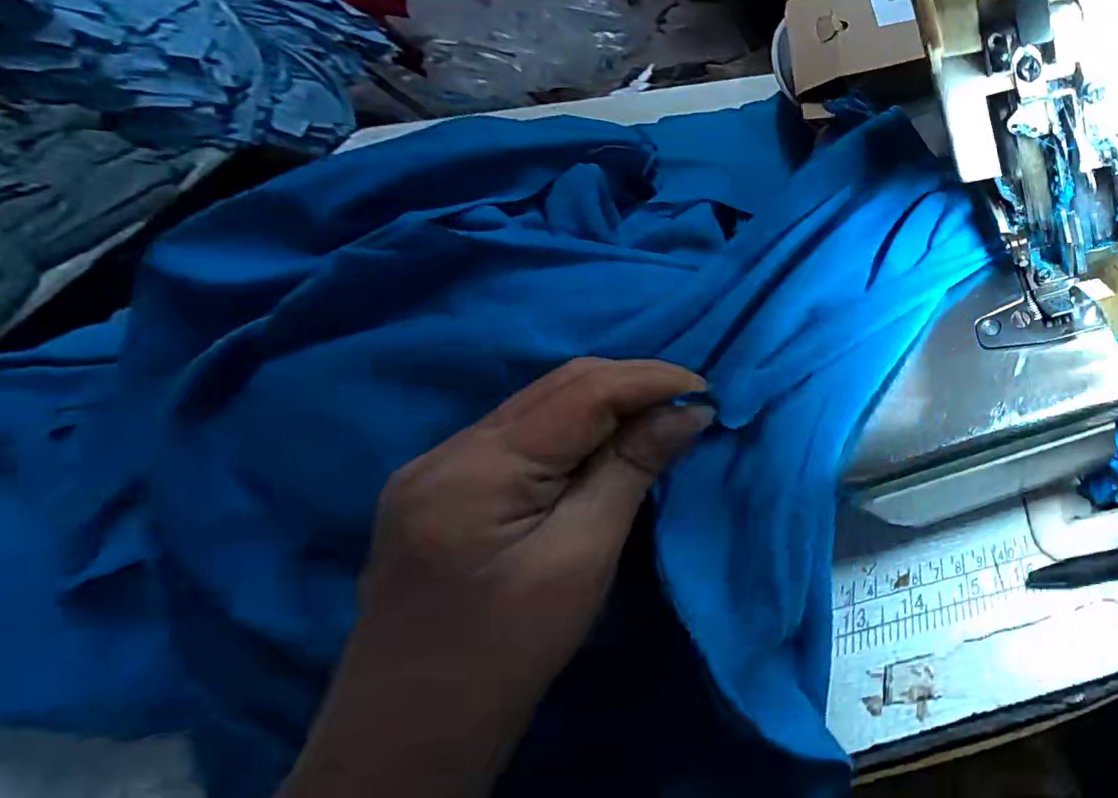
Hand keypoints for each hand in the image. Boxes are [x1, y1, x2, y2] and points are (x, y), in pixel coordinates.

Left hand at [280, 359, 712, 797]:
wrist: (408, 737)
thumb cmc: (506, 653)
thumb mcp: (582, 557)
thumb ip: (632, 468)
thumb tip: (691, 410)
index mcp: (476, 468)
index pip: (582, 391)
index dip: (652, 381)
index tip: (709, 393)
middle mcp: (448, 450)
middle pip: (559, 386)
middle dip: (634, 385)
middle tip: (692, 405)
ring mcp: (438, 465)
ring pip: (543, 402)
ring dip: (609, 402)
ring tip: (661, 419)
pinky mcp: (443, 484)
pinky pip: (526, 430)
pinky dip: (579, 426)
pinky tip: (609, 444)